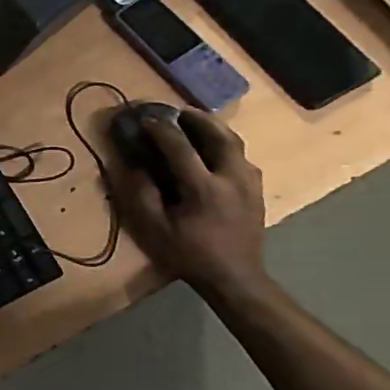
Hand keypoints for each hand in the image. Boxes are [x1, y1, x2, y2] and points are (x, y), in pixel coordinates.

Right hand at [113, 107, 267, 295]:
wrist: (234, 278)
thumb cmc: (189, 255)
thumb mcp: (155, 228)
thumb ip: (142, 194)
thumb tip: (133, 165)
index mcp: (204, 188)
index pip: (180, 147)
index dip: (161, 130)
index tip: (145, 118)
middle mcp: (232, 178)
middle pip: (219, 136)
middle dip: (198, 119)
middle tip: (178, 111)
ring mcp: (249, 184)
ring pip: (236, 144)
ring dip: (215, 129)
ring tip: (196, 123)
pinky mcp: (256, 191)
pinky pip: (241, 158)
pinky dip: (226, 145)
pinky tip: (213, 151)